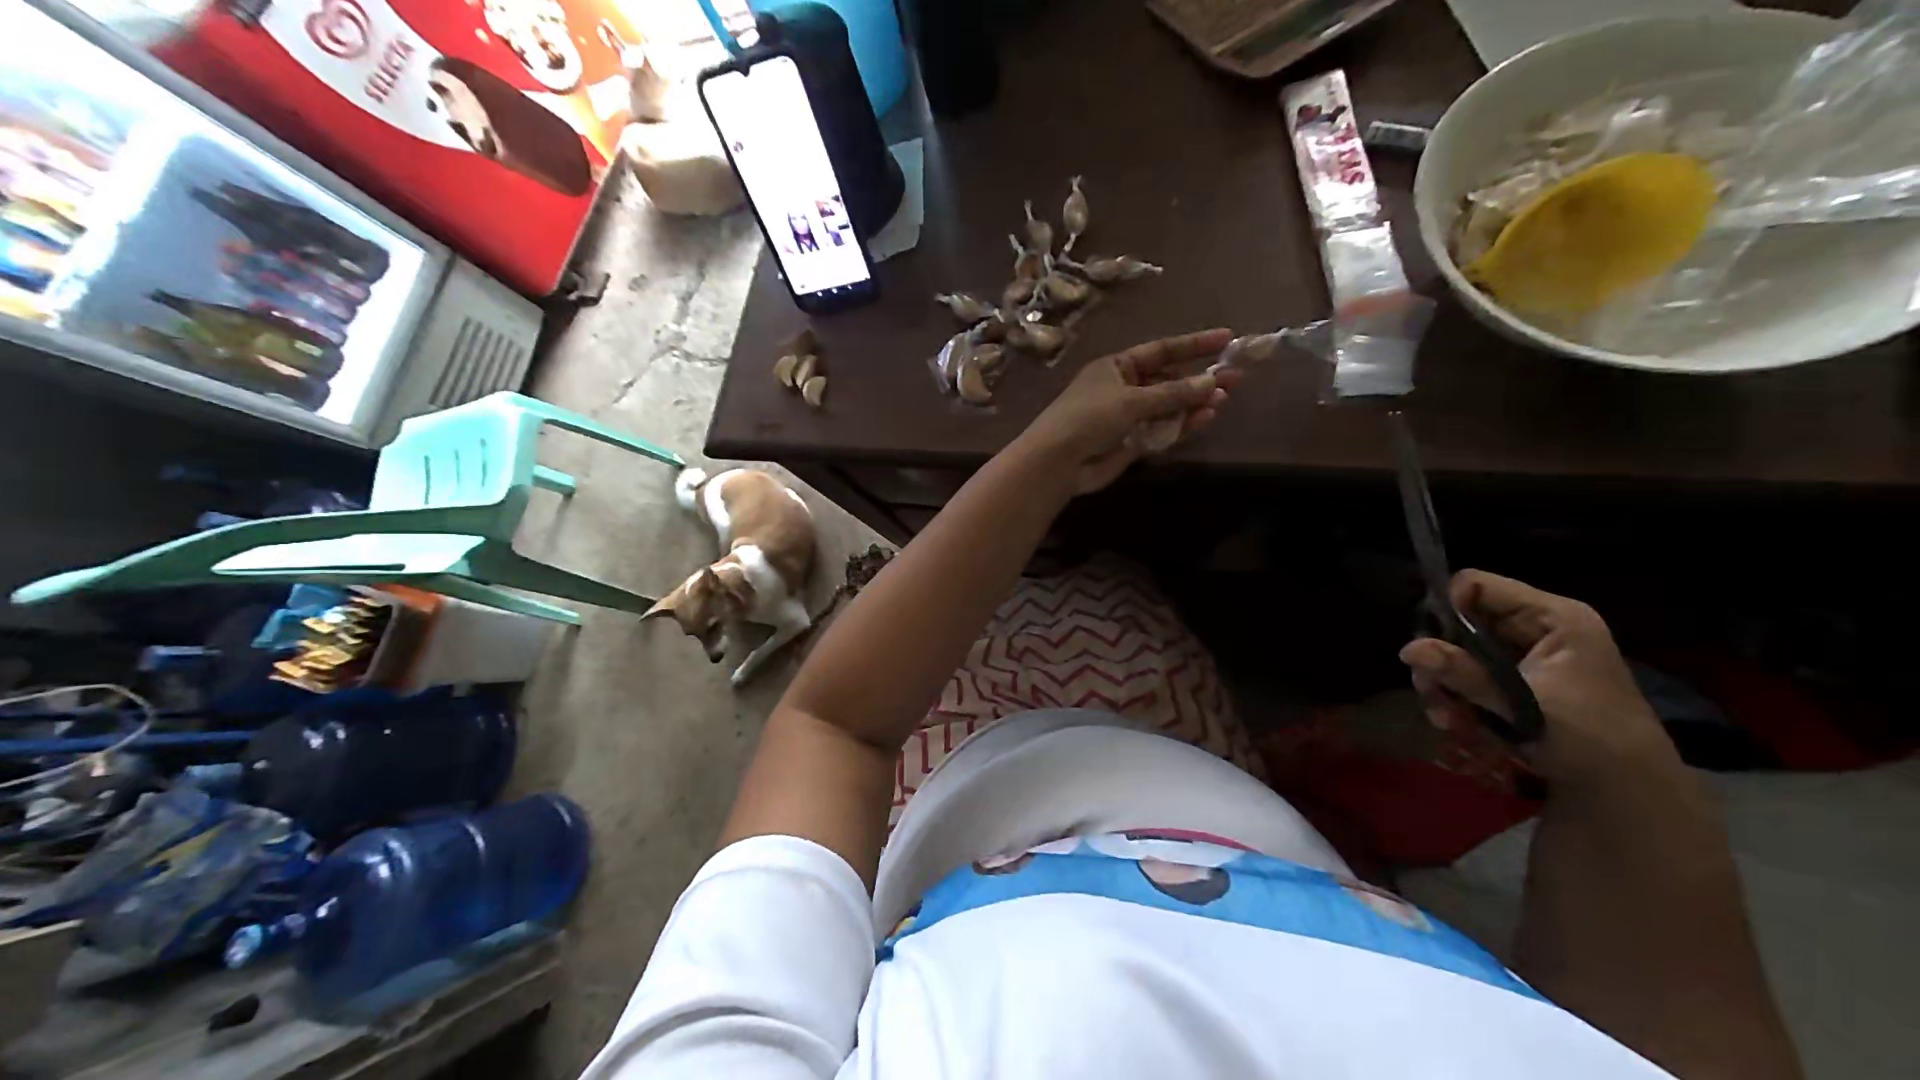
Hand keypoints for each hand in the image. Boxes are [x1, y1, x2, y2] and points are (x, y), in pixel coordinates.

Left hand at [1012, 328, 1240, 493]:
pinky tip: (1205, 418)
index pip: (1161, 350)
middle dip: (1199, 379)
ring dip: (1194, 403)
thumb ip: (1172, 393)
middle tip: (1236, 376)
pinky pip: (1162, 430)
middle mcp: (1124, 388)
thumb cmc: (1087, 419)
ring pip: (1168, 407)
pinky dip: (1182, 425)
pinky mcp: (1132, 443)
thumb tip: (1211, 382)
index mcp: (1116, 367)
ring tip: (1224, 399)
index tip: (1226, 337)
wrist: (1057, 462)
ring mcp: (1128, 417)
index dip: (1194, 344)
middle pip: (1168, 379)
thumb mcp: (1130, 400)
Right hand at [1399, 570, 1679, 789]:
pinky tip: (1453, 719)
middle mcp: (1537, 626)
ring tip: (1442, 715)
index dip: (1445, 608)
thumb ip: (1465, 674)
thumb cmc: (1588, 739)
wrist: (1630, 788)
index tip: (1429, 645)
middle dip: (1440, 655)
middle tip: (1428, 689)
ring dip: (1444, 681)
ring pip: (1461, 649)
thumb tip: (1407, 649)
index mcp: (1552, 617)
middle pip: (1463, 620)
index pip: (1477, 585)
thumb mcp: (1522, 705)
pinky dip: (1457, 694)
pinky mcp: (1518, 677)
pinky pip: (1471, 672)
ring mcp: (1527, 652)